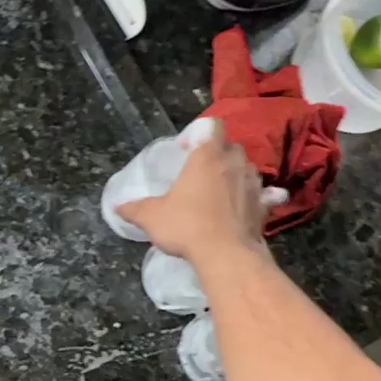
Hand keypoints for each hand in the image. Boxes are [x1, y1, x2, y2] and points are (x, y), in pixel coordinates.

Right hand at [116, 120, 268, 264]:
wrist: (226, 254)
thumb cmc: (186, 225)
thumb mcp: (151, 217)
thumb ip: (134, 209)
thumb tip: (117, 206)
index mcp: (206, 157)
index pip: (210, 126)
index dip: (199, 132)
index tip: (186, 149)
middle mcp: (234, 163)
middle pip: (230, 146)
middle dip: (217, 153)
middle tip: (200, 171)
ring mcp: (253, 182)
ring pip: (246, 167)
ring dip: (235, 173)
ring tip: (220, 189)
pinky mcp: (263, 204)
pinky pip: (263, 193)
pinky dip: (257, 195)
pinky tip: (249, 203)